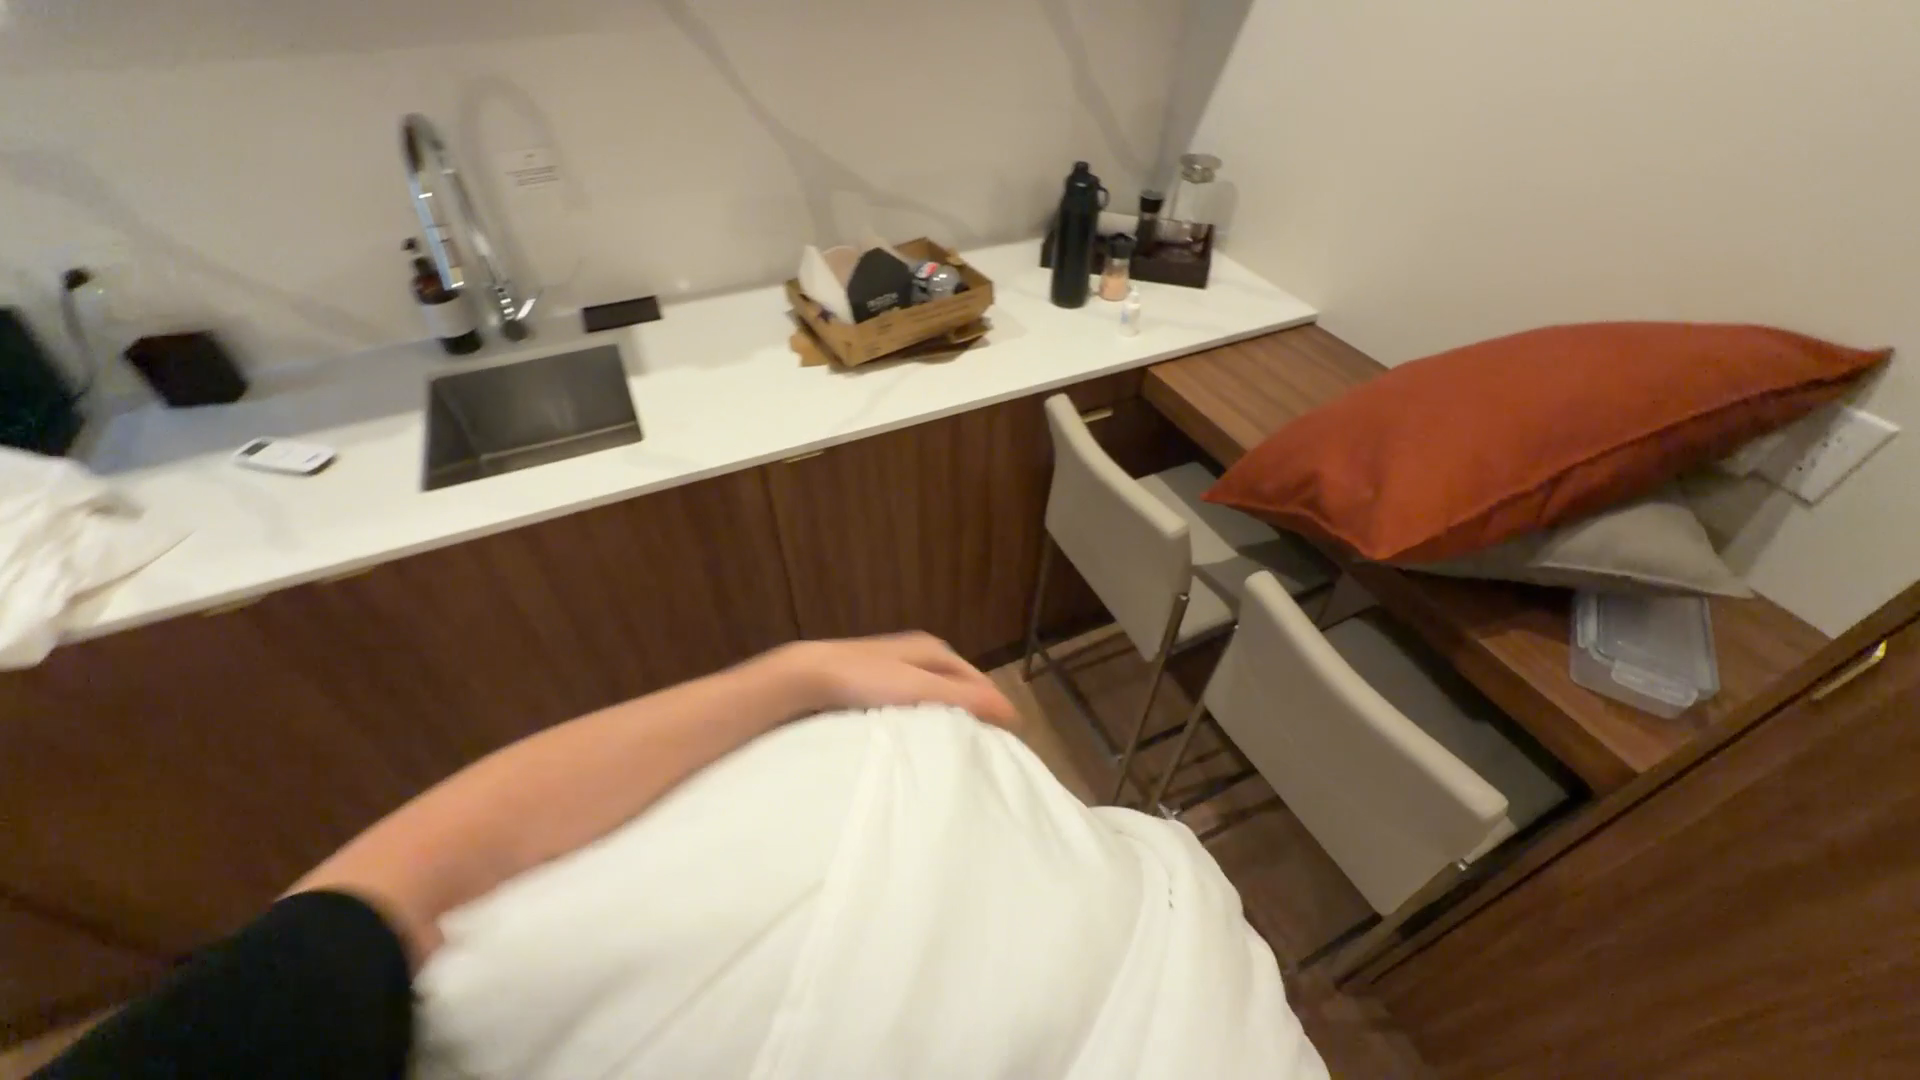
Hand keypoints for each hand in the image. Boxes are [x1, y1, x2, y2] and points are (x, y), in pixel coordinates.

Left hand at [766, 633, 1019, 729]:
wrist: (807, 677)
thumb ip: (964, 698)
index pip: (979, 681)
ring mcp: (894, 669)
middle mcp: (918, 654)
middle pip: (957, 687)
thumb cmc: (866, 679)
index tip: (1005, 742)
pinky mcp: (873, 686)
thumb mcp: (919, 687)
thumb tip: (1012, 712)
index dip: (992, 708)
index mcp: (935, 648)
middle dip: (971, 714)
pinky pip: (910, 705)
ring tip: (953, 752)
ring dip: (944, 720)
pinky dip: (920, 722)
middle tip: (981, 752)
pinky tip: (917, 741)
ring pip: (933, 697)